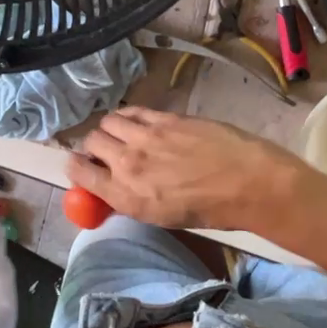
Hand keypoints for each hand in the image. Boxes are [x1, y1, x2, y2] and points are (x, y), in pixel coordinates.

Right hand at [68, 107, 326, 232]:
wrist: (250, 183)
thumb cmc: (212, 210)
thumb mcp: (163, 217)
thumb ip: (133, 198)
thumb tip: (117, 187)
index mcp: (127, 196)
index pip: (80, 174)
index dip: (76, 168)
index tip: (82, 167)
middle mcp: (128, 164)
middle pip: (91, 143)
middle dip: (93, 147)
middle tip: (105, 151)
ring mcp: (146, 137)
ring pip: (108, 122)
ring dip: (109, 128)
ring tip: (122, 134)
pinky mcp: (165, 118)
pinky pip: (132, 111)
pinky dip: (128, 116)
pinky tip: (137, 122)